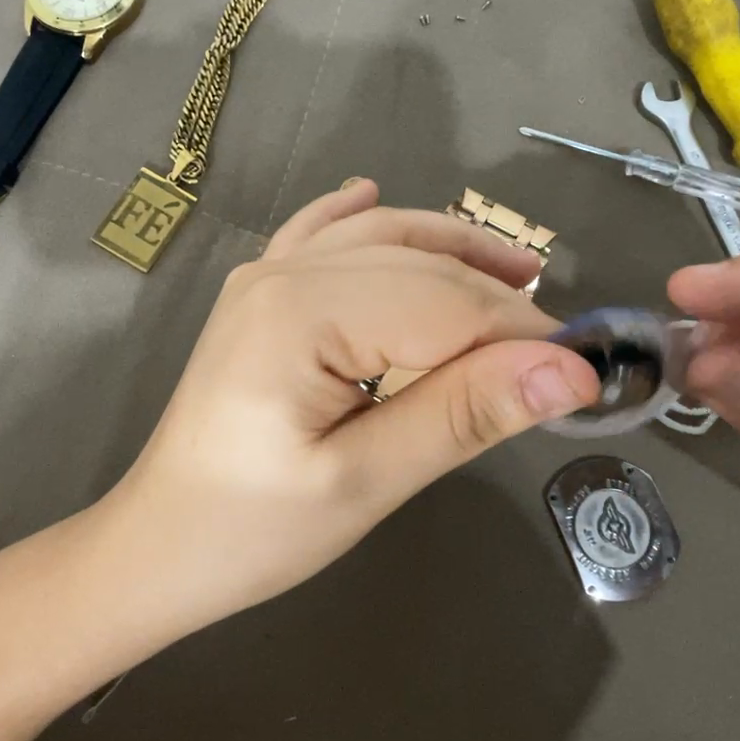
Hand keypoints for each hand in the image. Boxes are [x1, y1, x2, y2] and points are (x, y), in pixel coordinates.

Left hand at [100, 180, 599, 629]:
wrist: (155, 547)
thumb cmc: (251, 531)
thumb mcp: (366, 480)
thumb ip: (463, 413)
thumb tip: (570, 370)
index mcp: (305, 311)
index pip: (445, 302)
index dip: (522, 334)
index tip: (583, 373)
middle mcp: (282, 272)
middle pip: (418, 265)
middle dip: (495, 300)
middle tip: (560, 349)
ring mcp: (262, 277)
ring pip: (376, 238)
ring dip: (447, 249)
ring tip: (516, 271)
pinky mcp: (256, 297)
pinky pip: (315, 237)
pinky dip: (357, 218)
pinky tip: (372, 194)